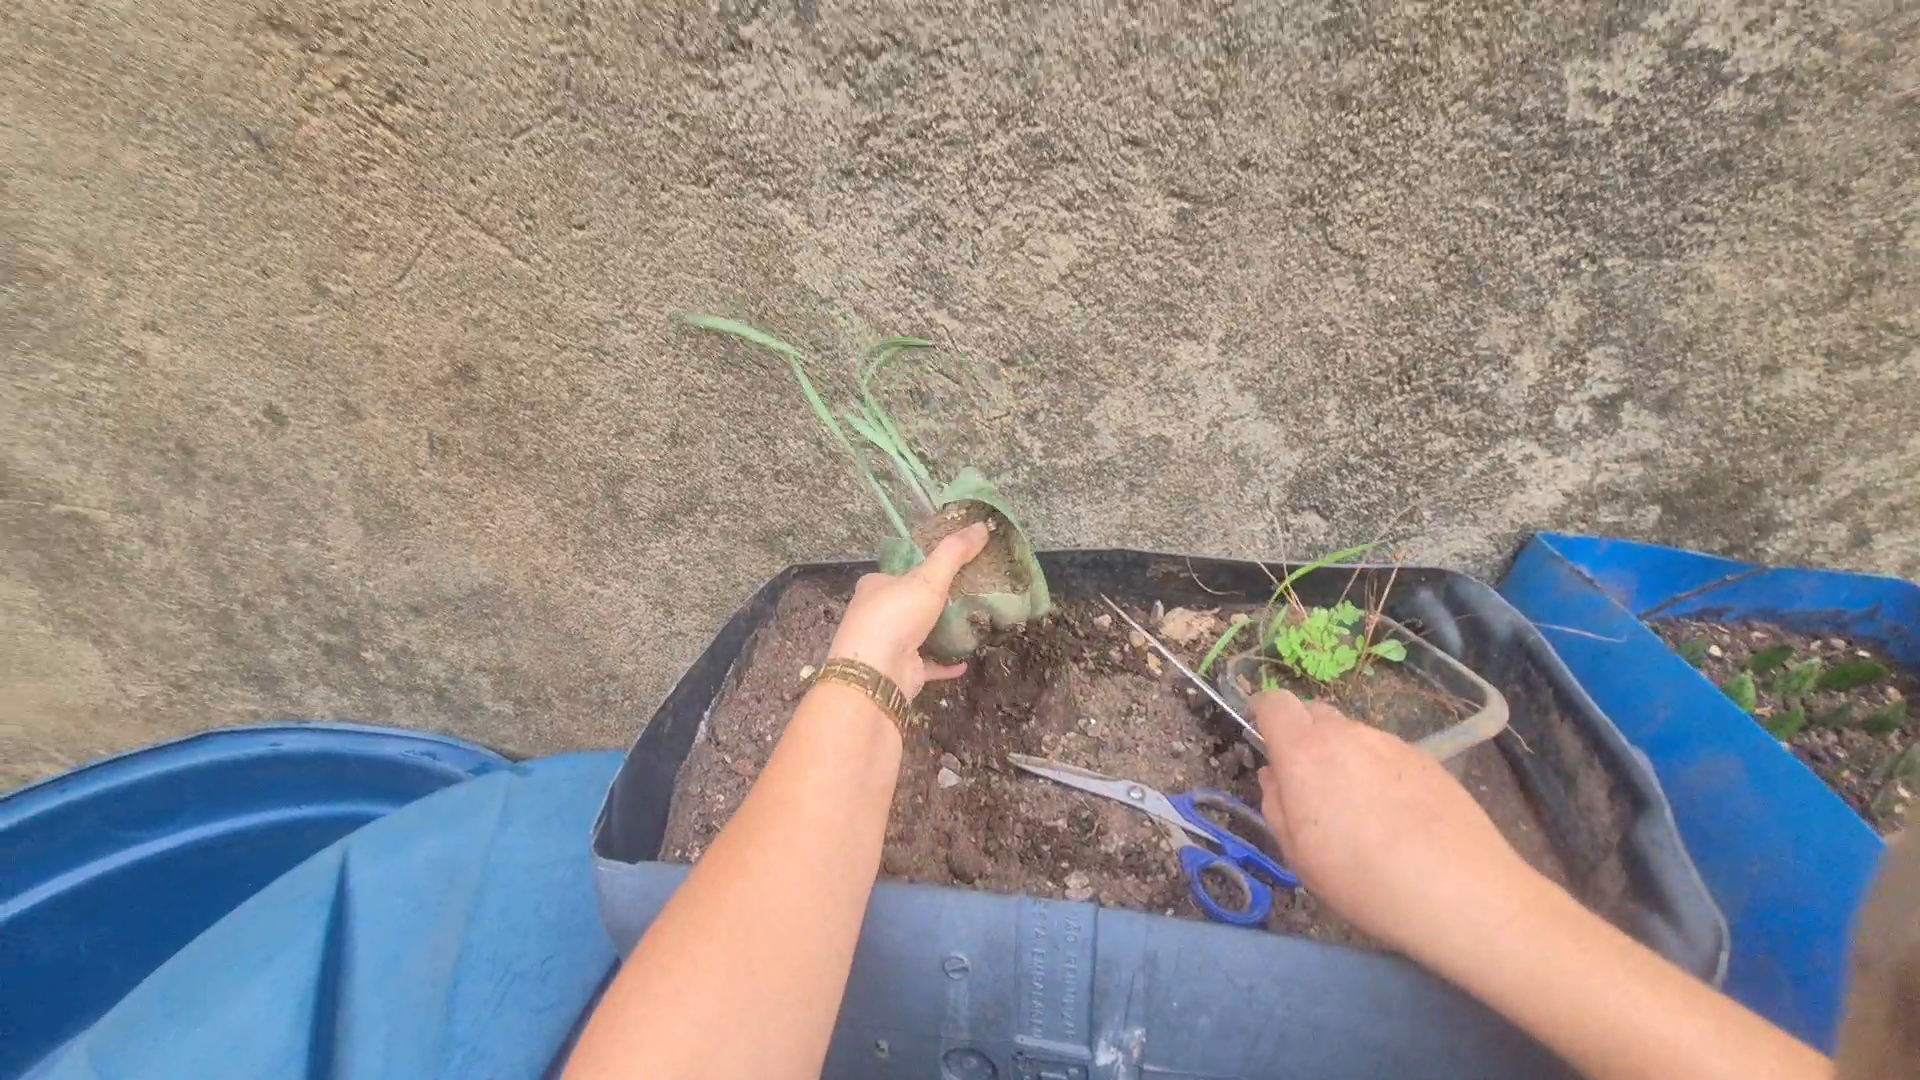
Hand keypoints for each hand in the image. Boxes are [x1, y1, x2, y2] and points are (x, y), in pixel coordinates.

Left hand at [826, 523, 990, 698]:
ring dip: (940, 631)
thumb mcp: (928, 577)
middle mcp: (876, 614)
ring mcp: (887, 645)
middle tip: (968, 594)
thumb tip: (982, 525)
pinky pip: (928, 664)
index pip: (899, 571)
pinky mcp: (900, 671)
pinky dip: (945, 662)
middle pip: (909, 602)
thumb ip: (954, 553)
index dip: (922, 567)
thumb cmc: (895, 616)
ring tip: (970, 622)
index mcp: (875, 586)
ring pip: (918, 634)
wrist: (876, 673)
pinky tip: (965, 660)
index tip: (950, 567)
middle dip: (934, 601)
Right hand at [1251, 689, 1540, 958]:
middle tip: (1310, 784)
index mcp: (1304, 752)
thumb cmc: (1366, 880)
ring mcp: (1390, 744)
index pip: (1274, 702)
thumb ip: (1276, 805)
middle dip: (1303, 736)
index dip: (1263, 713)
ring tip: (1361, 809)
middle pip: (1314, 713)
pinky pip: (1386, 753)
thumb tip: (1276, 776)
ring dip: (1343, 756)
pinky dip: (1379, 771)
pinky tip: (1398, 816)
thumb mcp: (1299, 855)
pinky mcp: (1427, 760)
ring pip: (1351, 734)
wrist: (1467, 896)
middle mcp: (1345, 735)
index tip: (1265, 739)